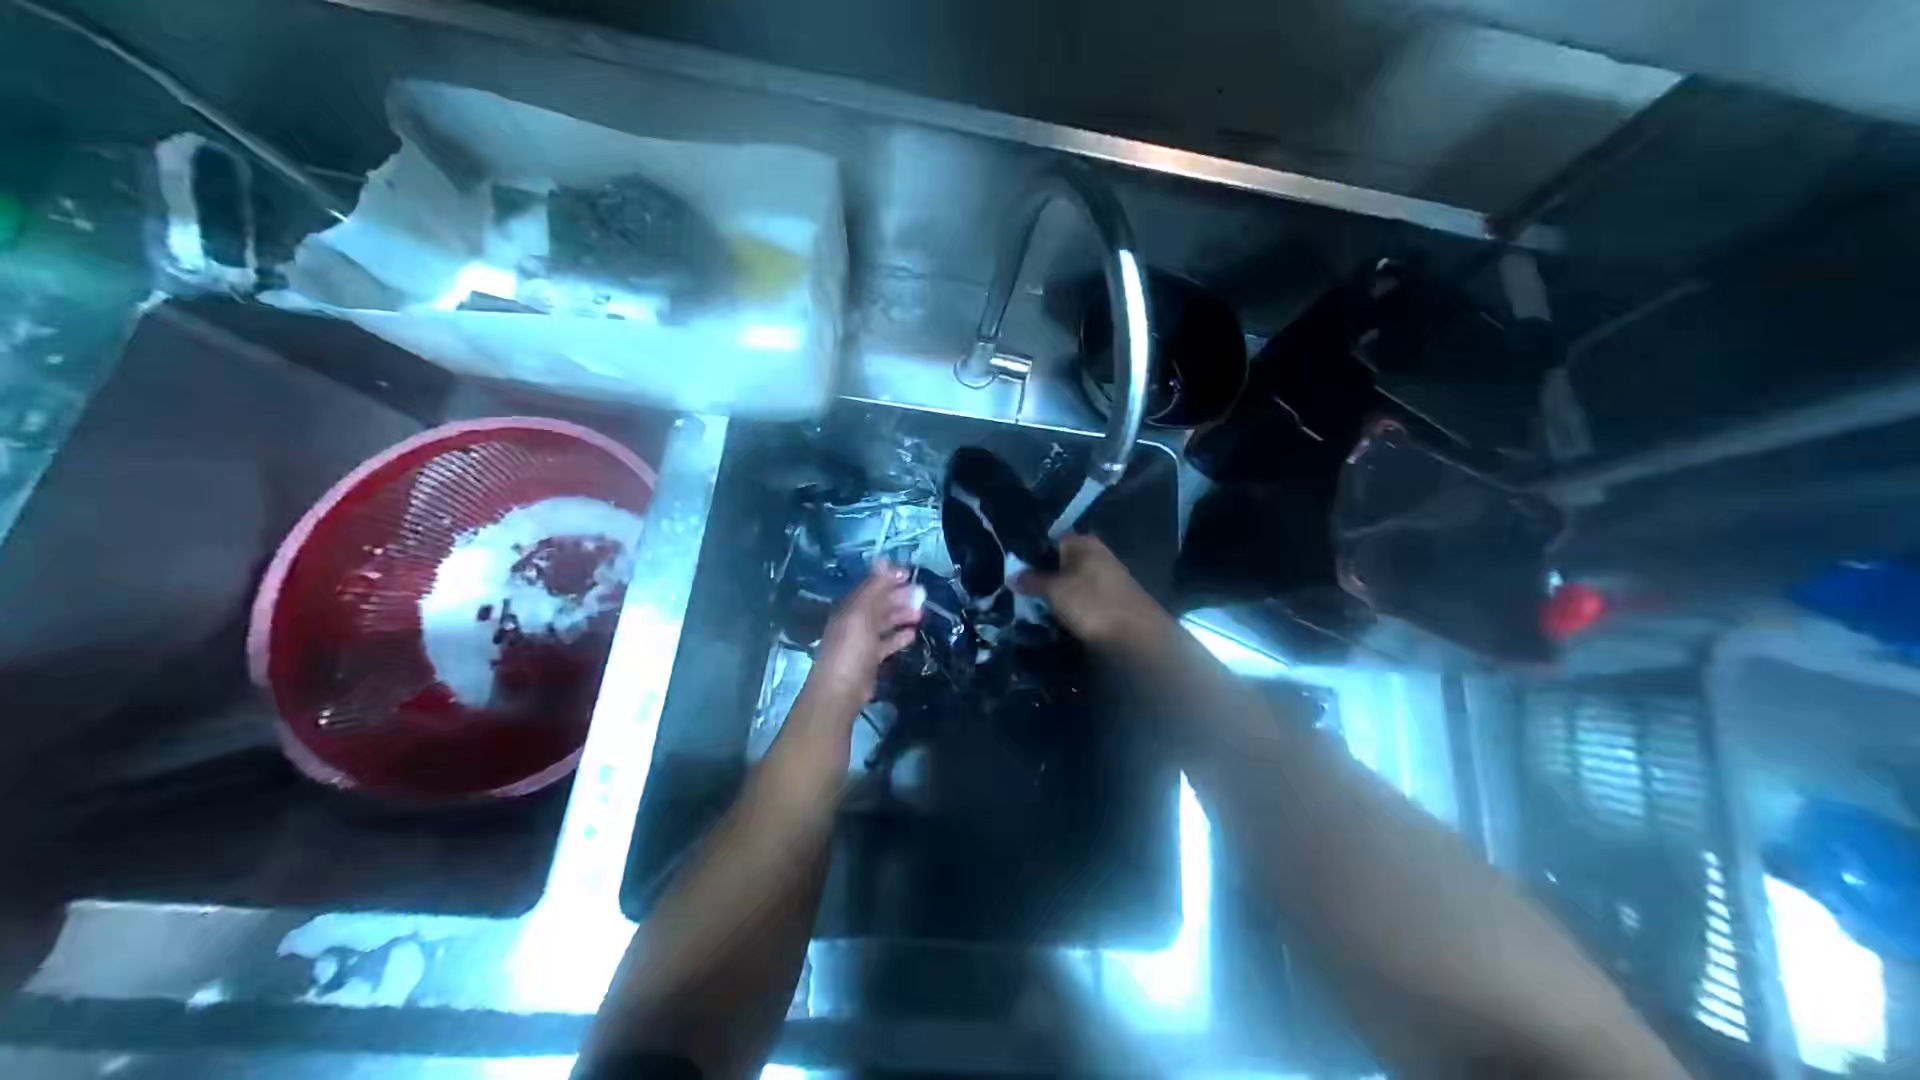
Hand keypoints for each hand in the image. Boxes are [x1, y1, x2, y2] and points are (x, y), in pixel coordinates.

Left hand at [811, 559, 924, 701]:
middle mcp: (854, 622)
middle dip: (899, 596)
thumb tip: (885, 561)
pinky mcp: (870, 659)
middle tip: (922, 594)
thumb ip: (874, 590)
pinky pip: (886, 642)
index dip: (889, 579)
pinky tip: (912, 634)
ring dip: (901, 615)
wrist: (840, 691)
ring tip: (921, 612)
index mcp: (849, 609)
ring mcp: (861, 641)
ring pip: (884, 622)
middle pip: (879, 604)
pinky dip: (898, 636)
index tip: (910, 573)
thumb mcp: (861, 615)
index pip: (871, 587)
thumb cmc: (850, 650)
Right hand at [1013, 534, 1169, 649]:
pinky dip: (1075, 608)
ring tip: (1042, 611)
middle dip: (1047, 578)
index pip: (1054, 542)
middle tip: (1026, 595)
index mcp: (1086, 544)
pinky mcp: (1115, 602)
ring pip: (1075, 584)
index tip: (1020, 575)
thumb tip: (1012, 576)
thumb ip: (1032, 581)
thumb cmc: (1091, 602)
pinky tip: (1065, 621)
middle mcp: (1099, 556)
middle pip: (1065, 564)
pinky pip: (1087, 601)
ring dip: (1060, 596)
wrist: (1136, 636)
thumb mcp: (1054, 590)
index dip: (1035, 557)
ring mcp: (1110, 579)